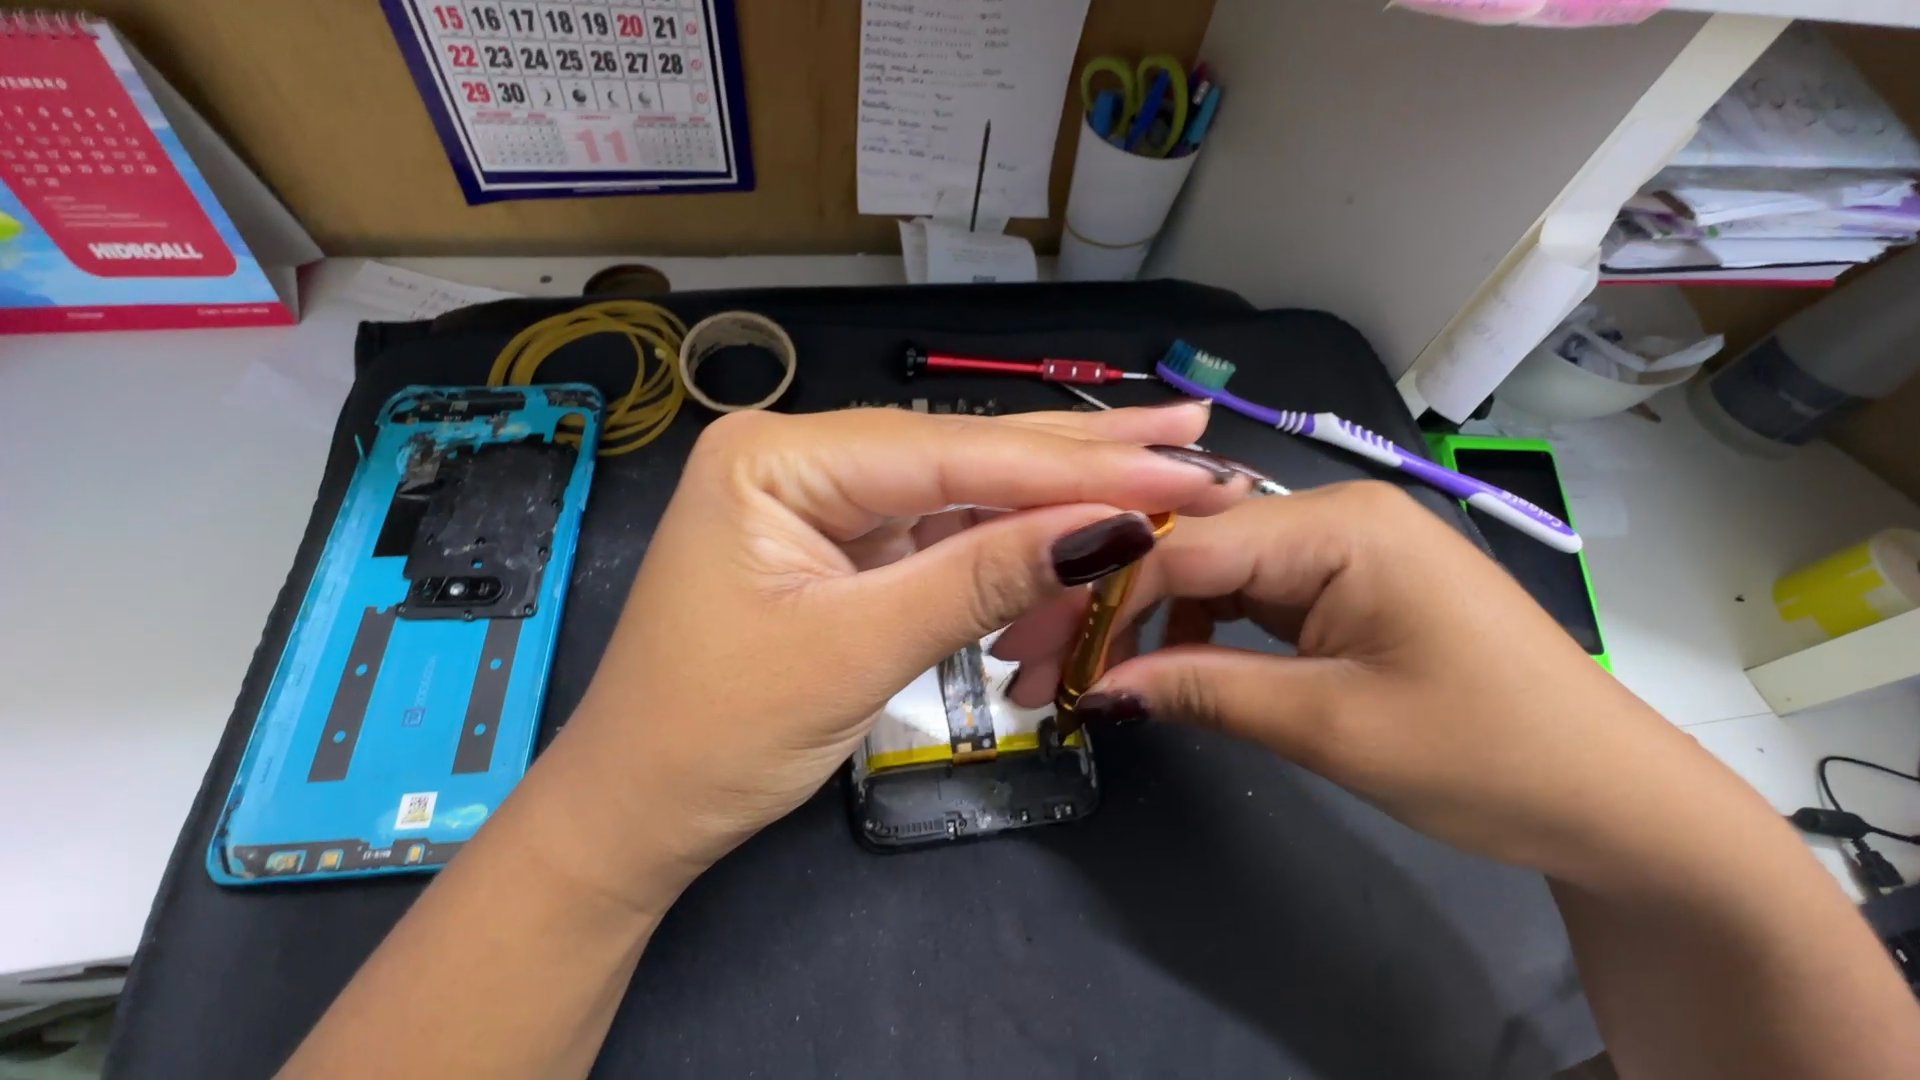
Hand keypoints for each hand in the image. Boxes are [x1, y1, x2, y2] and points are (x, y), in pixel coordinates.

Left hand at [541, 404, 1254, 900]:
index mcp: (777, 457)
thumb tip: (1110, 528)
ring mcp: (823, 501)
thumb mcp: (857, 651)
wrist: (638, 809)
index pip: (953, 454)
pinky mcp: (840, 546)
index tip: (1179, 472)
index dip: (1074, 468)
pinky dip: (1007, 535)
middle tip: (1187, 434)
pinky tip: (1074, 514)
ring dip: (1053, 490)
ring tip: (1156, 462)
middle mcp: (801, 458)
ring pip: (958, 490)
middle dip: (1078, 453)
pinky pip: (936, 531)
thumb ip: (982, 579)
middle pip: (961, 454)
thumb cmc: (719, 734)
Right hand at [993, 481, 1735, 885]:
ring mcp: (1341, 548)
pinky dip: (1197, 629)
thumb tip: (1095, 688)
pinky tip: (1164, 663)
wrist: (1616, 803)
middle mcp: (1335, 513)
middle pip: (1191, 547)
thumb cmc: (1486, 756)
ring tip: (1091, 673)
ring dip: (1147, 620)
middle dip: (1109, 605)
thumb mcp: (1328, 726)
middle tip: (1036, 663)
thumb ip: (1200, 690)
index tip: (1039, 655)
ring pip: (1211, 570)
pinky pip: (1247, 593)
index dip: (1104, 599)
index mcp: (1341, 523)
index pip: (1187, 544)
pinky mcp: (1344, 586)